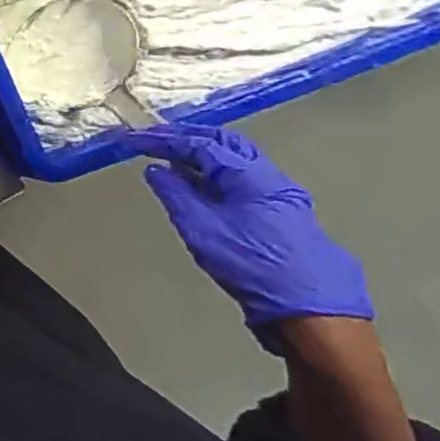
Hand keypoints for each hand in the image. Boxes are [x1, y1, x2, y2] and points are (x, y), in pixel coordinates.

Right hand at [128, 124, 371, 348]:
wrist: (306, 304)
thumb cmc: (248, 262)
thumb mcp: (200, 227)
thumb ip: (176, 194)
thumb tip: (157, 169)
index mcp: (247, 175)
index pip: (200, 144)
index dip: (163, 139)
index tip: (133, 139)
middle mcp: (267, 175)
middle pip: (225, 142)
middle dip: (187, 136)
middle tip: (153, 137)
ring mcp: (277, 193)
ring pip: (236, 158)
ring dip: (203, 151)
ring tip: (171, 155)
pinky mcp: (278, 211)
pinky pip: (240, 175)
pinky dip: (213, 169)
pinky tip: (197, 181)